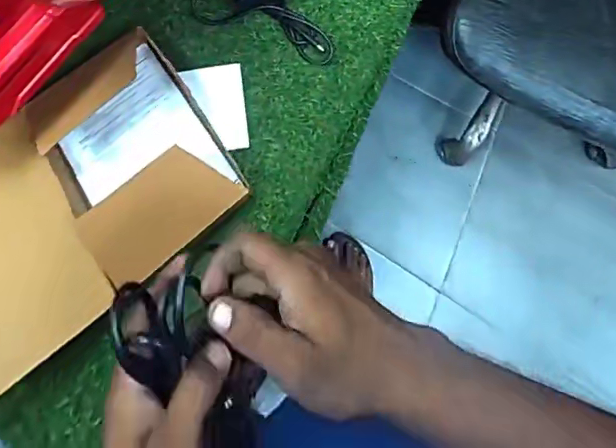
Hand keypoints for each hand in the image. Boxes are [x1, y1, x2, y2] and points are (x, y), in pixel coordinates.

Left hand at [103, 257, 231, 447]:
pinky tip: (244, 369)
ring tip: (244, 326)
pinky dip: (219, 378)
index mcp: (130, 377)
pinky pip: (200, 392)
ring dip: (212, 348)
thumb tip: (217, 340)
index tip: (187, 262)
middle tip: (231, 298)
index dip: (159, 288)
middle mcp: (144, 385)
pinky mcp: (182, 428)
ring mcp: (164, 408)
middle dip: (196, 318)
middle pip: (169, 338)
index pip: (140, 318)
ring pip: (188, 365)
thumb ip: (194, 386)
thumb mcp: (174, 434)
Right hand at [200, 231, 433, 421]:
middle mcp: (303, 255)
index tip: (209, 302)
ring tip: (251, 341)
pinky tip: (279, 334)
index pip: (240, 242)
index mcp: (291, 268)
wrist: (407, 373)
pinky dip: (274, 300)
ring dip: (253, 299)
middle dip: (233, 292)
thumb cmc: (348, 370)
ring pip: (270, 271)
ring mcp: (319, 264)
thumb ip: (251, 332)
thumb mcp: (294, 365)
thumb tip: (213, 307)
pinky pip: (289, 278)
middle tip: (226, 334)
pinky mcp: (329, 279)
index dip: (217, 265)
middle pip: (253, 259)